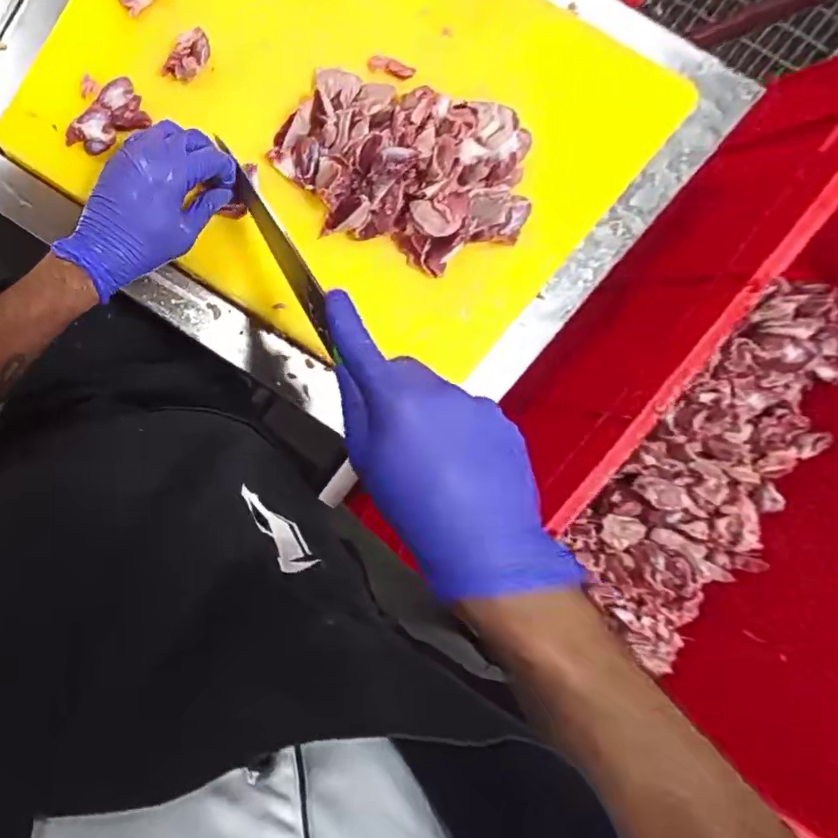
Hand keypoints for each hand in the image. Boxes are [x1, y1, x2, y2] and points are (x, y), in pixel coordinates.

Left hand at [52, 121, 236, 301]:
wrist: (101, 252)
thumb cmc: (142, 247)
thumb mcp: (184, 233)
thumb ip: (207, 207)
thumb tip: (221, 193)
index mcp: (176, 170)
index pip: (212, 157)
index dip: (225, 170)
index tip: (226, 184)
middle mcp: (155, 152)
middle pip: (192, 137)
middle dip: (207, 152)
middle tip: (210, 173)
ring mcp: (134, 152)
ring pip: (167, 131)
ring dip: (182, 143)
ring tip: (186, 165)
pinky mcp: (118, 158)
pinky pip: (144, 138)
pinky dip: (158, 144)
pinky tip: (162, 164)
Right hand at [326, 290, 583, 601]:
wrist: (485, 541)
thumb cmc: (409, 502)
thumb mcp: (365, 457)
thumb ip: (356, 410)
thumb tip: (350, 374)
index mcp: (395, 400)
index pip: (363, 352)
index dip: (346, 323)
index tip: (335, 297)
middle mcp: (437, 391)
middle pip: (401, 372)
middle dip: (389, 390)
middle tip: (385, 433)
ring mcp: (476, 404)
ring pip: (434, 395)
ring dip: (423, 414)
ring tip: (426, 461)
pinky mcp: (501, 422)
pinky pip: (465, 414)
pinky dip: (454, 430)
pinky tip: (456, 466)